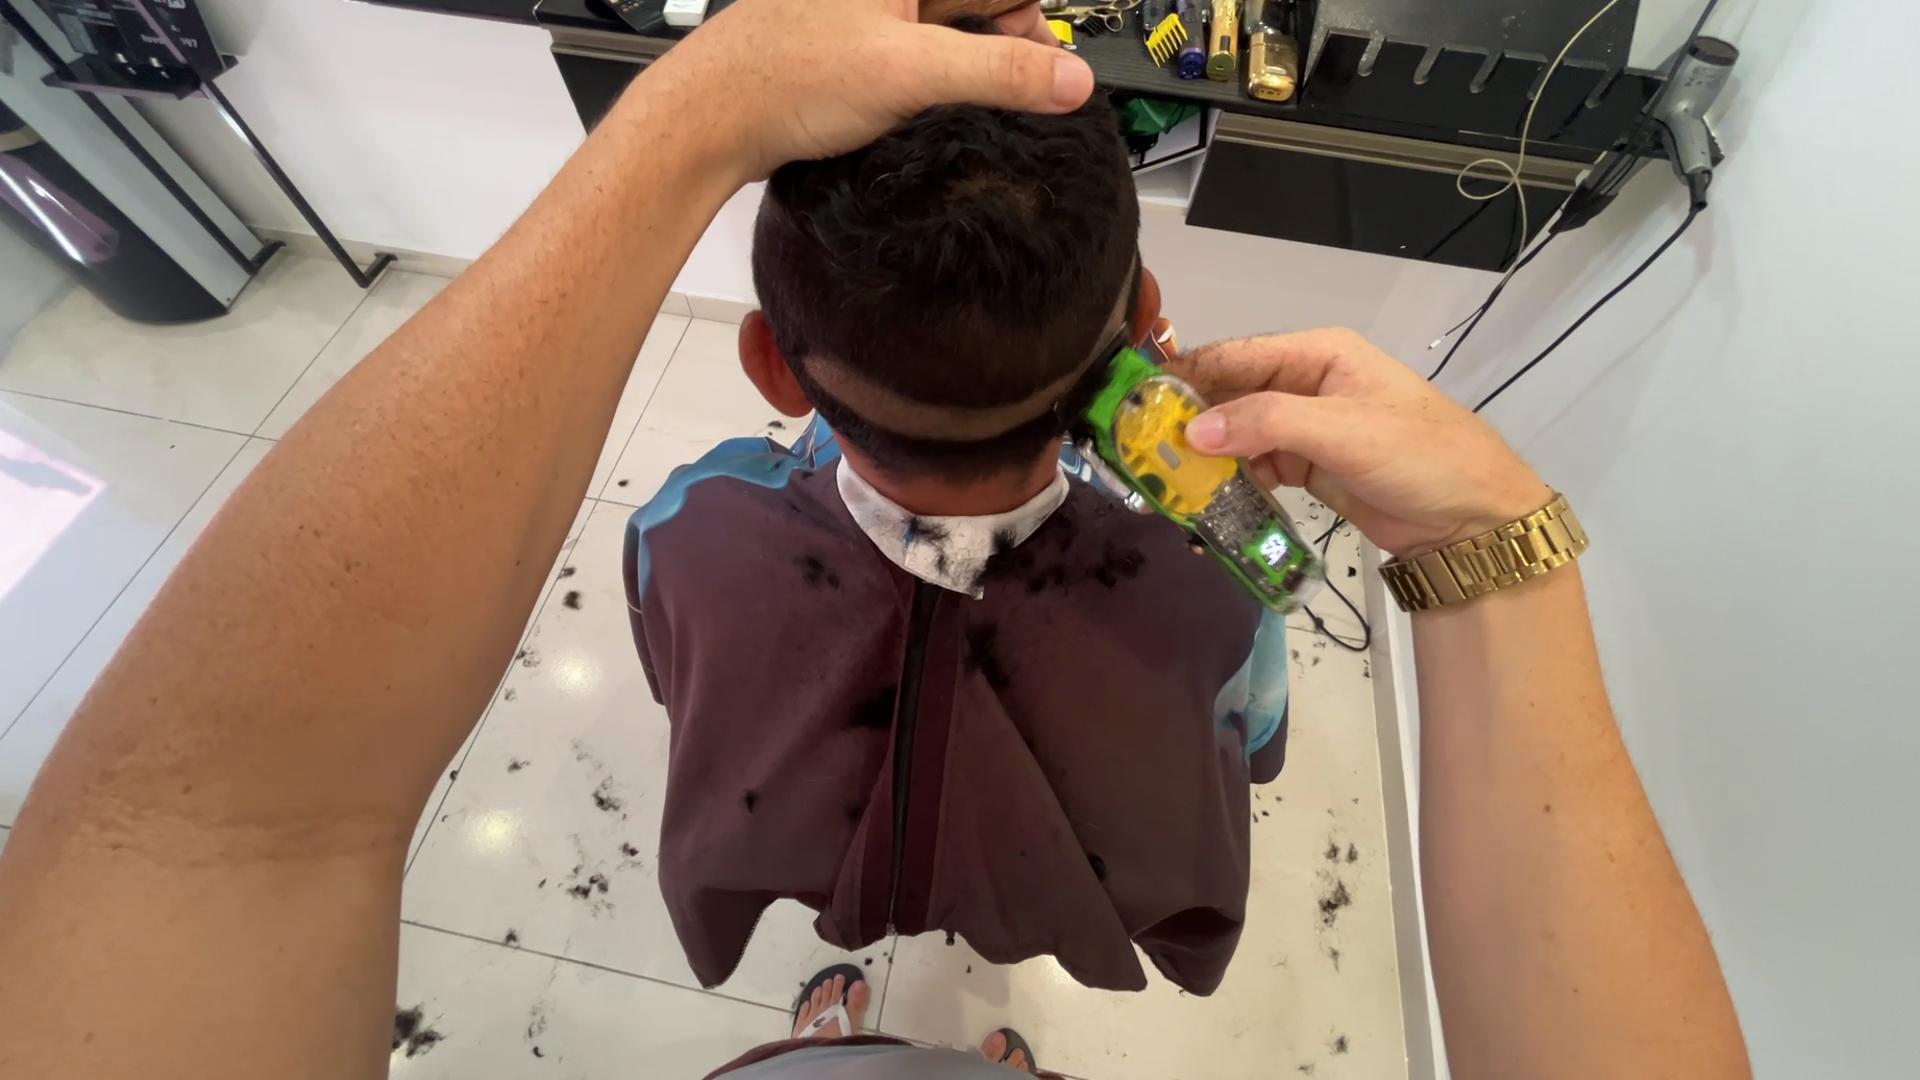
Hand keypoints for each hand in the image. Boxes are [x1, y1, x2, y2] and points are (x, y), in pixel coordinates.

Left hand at [649, 0, 1091, 180]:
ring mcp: (877, 12)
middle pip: (980, 7)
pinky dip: (932, 87)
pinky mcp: (862, 45)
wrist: (721, 116)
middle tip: (986, 98)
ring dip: (963, 75)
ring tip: (945, 110)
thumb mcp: (913, 73)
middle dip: (996, 53)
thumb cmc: (795, 76)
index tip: (1043, 78)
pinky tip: (922, 114)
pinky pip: (919, 58)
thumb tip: (1072, 82)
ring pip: (950, 35)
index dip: (1031, 30)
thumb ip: (999, 73)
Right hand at [1168, 328, 1551, 554]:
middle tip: (1140, 450)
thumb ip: (1267, 424)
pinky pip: (1247, 467)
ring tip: (1162, 481)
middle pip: (1226, 395)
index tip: (1135, 402)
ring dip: (1200, 457)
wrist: (1471, 521)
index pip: (1234, 356)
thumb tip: (1191, 432)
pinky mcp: (1297, 464)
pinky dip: (1224, 483)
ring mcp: (1297, 426)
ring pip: (1231, 434)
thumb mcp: (1344, 431)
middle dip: (1185, 421)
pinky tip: (1200, 501)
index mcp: (1315, 354)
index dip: (1183, 375)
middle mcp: (1300, 383)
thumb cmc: (1421, 457)